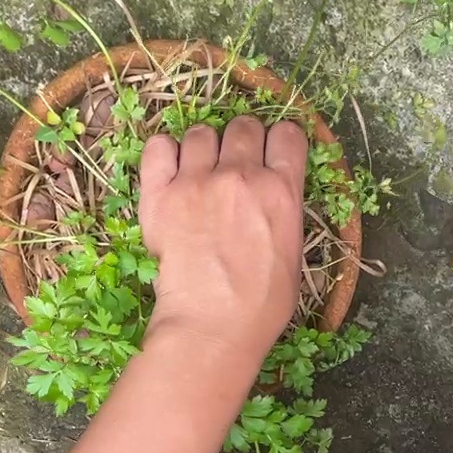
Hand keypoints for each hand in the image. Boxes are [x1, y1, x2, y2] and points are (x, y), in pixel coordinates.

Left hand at [138, 116, 308, 370]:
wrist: (211, 326)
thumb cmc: (261, 307)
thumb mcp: (293, 257)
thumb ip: (283, 214)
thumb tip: (273, 199)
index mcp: (282, 193)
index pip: (288, 135)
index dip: (282, 142)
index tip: (275, 155)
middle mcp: (241, 176)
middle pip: (244, 126)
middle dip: (244, 142)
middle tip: (237, 168)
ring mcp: (197, 181)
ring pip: (202, 132)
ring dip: (205, 148)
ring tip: (202, 175)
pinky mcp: (160, 193)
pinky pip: (159, 146)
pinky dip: (166, 153)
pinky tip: (172, 173)